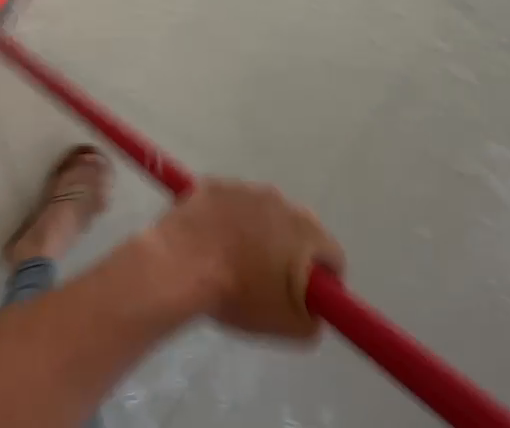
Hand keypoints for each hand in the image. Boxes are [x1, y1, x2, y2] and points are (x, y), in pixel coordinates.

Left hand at [155, 178, 344, 340]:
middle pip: (296, 229)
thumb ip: (315, 316)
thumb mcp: (293, 326)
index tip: (306, 298)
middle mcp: (278, 199)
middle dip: (289, 252)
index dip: (323, 281)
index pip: (331, 256)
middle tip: (267, 279)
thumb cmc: (239, 294)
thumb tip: (312, 306)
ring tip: (232, 259)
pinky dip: (224, 218)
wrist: (178, 265)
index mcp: (306, 230)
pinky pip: (227, 203)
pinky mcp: (209, 184)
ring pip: (260, 213)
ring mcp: (240, 187)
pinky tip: (210, 240)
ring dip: (255, 231)